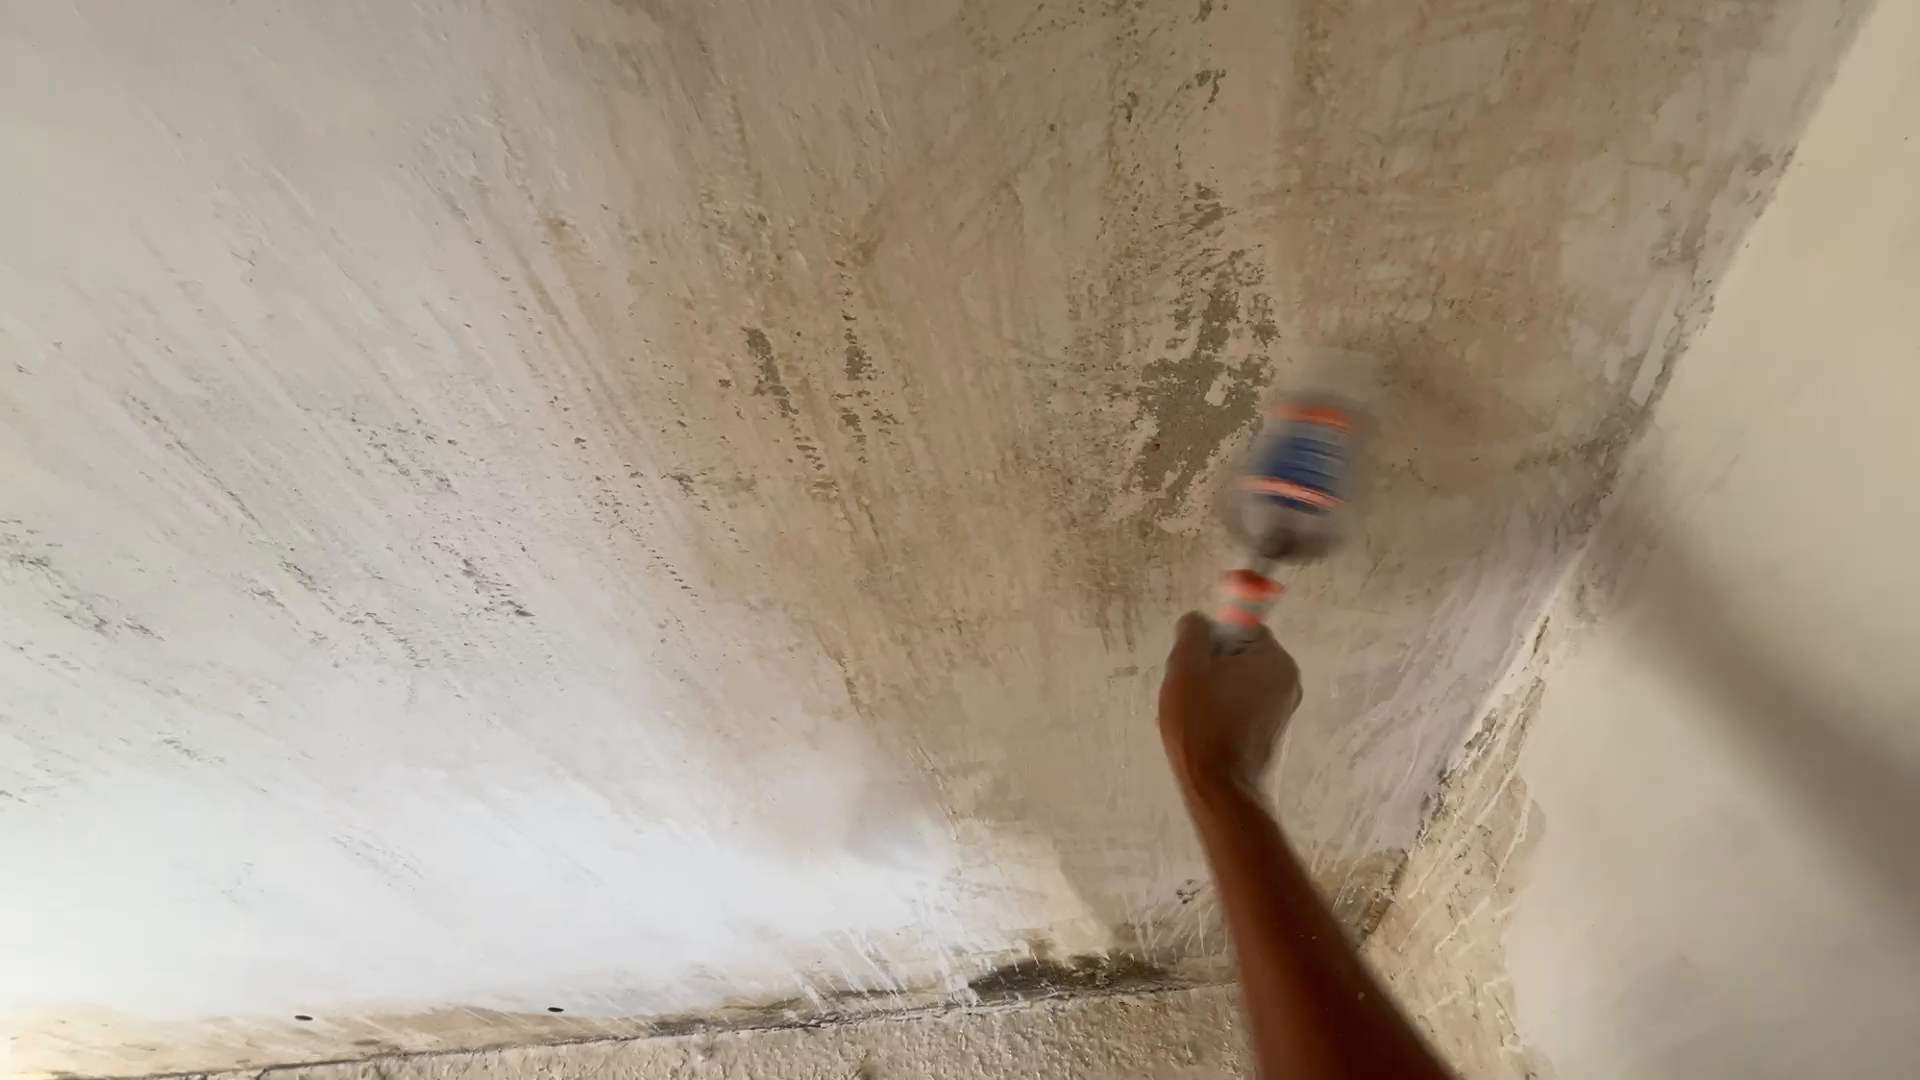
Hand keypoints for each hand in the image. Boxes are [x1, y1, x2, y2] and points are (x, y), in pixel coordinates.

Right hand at [1158, 612, 1302, 795]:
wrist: (1219, 787)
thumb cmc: (1201, 722)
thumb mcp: (1186, 666)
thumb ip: (1193, 631)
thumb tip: (1199, 621)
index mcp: (1274, 659)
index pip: (1240, 627)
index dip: (1210, 640)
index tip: (1191, 664)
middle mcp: (1288, 680)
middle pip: (1238, 653)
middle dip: (1208, 665)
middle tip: (1186, 688)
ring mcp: (1283, 708)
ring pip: (1236, 680)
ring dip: (1210, 688)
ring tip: (1191, 711)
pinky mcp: (1272, 730)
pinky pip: (1241, 703)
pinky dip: (1221, 708)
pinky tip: (1202, 727)